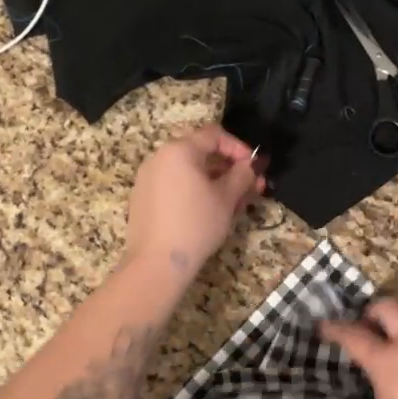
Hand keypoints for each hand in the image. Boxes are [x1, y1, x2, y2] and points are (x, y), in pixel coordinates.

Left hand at [123, 126, 263, 279]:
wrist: (156, 263)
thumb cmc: (196, 224)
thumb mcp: (226, 198)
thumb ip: (242, 175)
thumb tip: (249, 166)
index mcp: (179, 150)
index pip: (214, 135)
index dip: (239, 147)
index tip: (254, 167)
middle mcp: (159, 158)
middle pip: (201, 153)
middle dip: (229, 169)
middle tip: (251, 188)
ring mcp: (148, 179)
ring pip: (189, 172)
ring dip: (215, 182)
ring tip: (235, 205)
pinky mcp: (143, 199)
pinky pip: (175, 186)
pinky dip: (195, 192)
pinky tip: (210, 213)